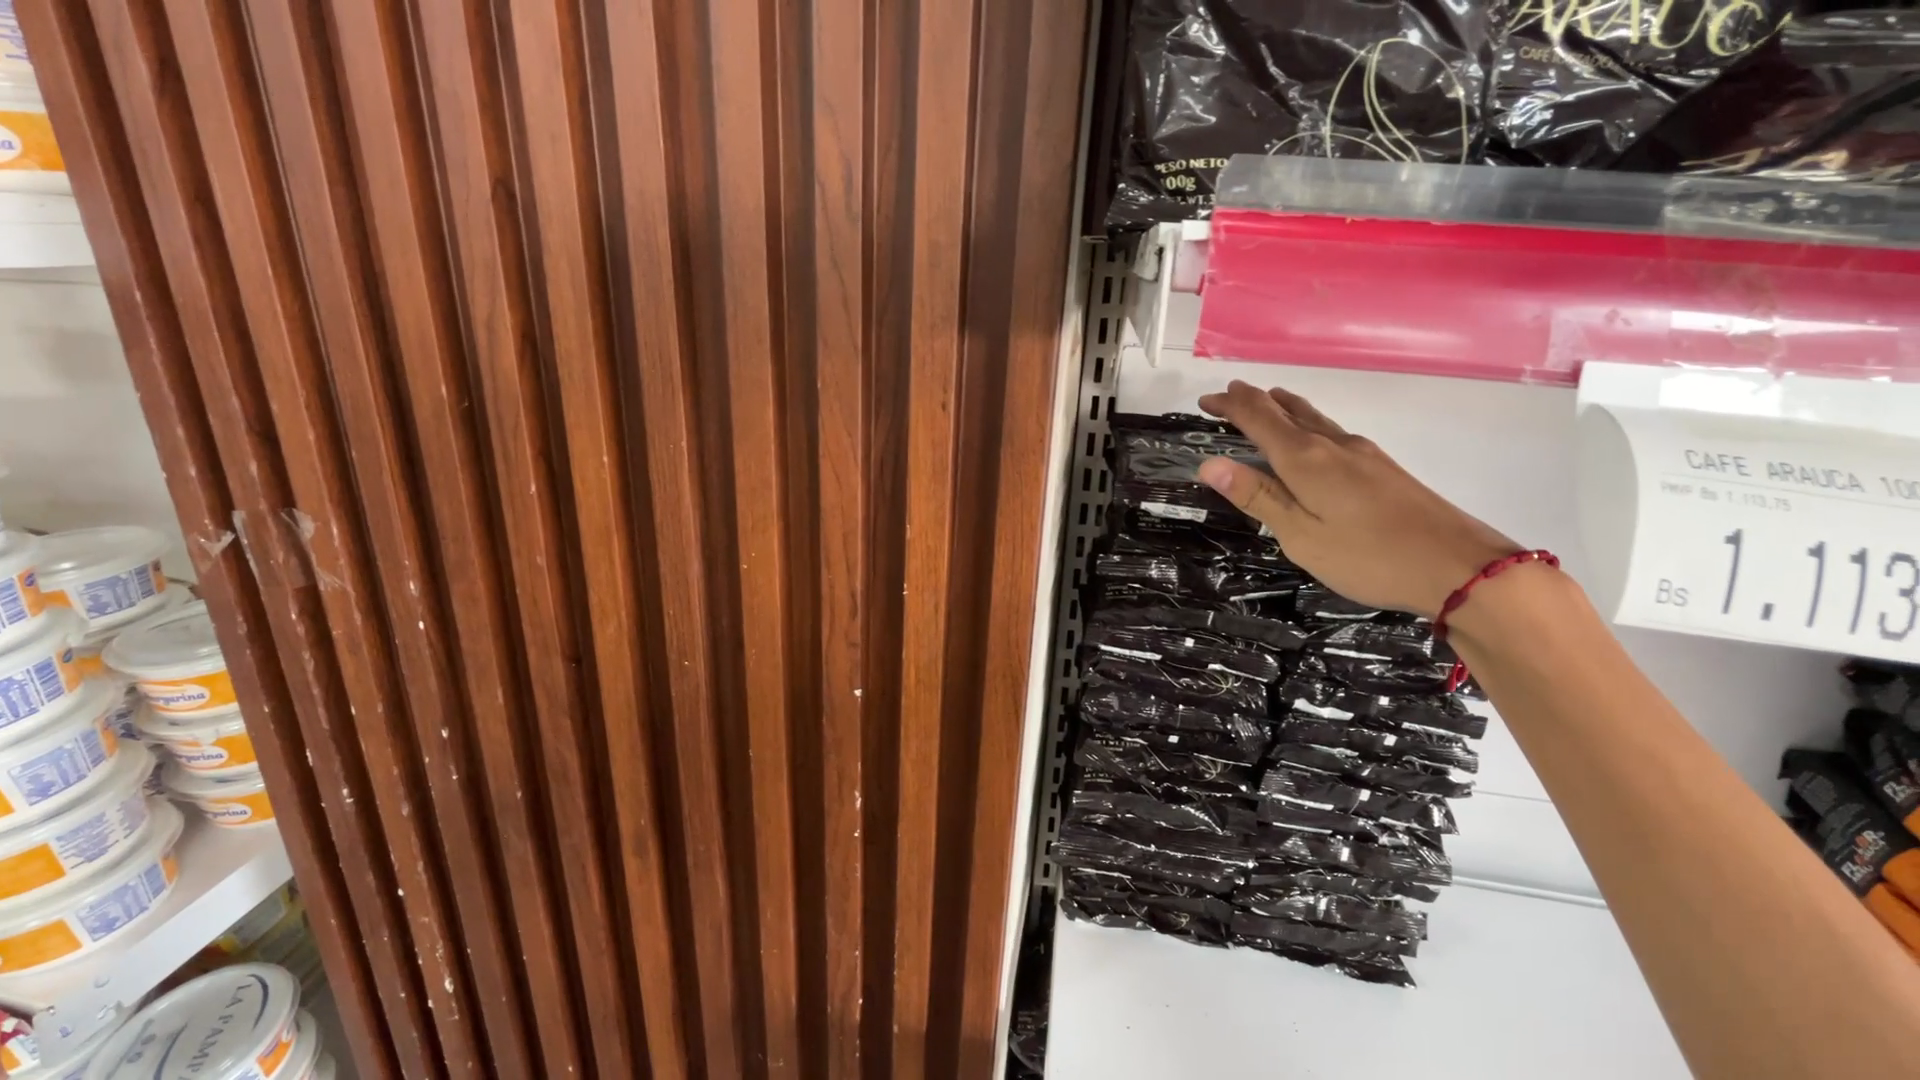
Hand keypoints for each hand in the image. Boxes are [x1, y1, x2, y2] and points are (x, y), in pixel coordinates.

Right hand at [1196, 381, 1520, 618]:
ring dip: (1283, 408)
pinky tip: (1313, 436)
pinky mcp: (1381, 468)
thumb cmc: (1369, 557)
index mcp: (1306, 460)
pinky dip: (1307, 423)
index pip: (1259, 419)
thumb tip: (1210, 464)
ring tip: (1267, 400)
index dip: (1230, 407)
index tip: (1206, 401)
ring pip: (1313, 418)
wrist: (1458, 564)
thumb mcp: (1301, 536)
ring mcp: (1362, 454)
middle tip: (1228, 395)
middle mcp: (1333, 446)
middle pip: (1287, 411)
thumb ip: (1259, 498)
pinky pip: (1331, 431)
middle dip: (1253, 402)